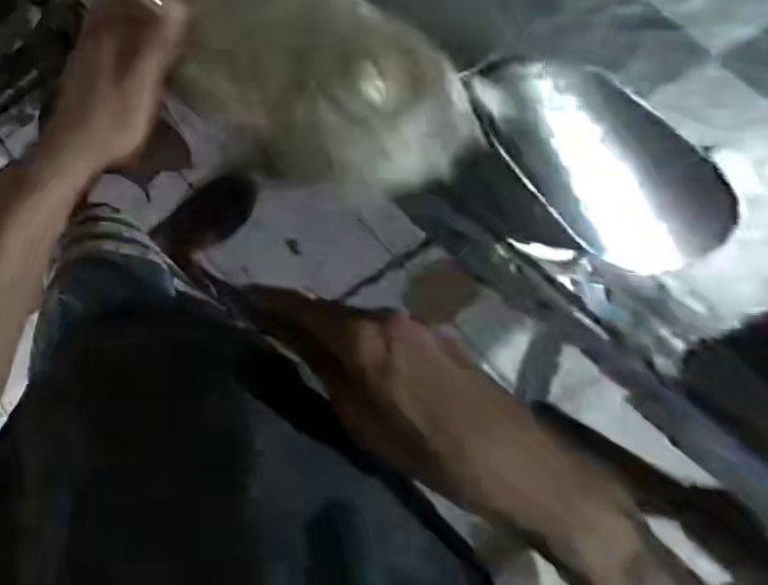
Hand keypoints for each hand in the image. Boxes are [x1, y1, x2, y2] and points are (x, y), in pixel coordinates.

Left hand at [34, 0, 216, 185]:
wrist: (70, 147)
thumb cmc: (109, 123)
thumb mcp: (139, 88)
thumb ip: (155, 46)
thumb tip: (176, 4)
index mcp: (110, 32)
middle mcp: (97, 27)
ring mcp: (90, 38)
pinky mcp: (89, 51)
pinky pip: (114, 10)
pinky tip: (150, 12)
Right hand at [248, 288, 664, 582]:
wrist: (533, 472)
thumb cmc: (434, 452)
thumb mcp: (361, 418)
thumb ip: (319, 366)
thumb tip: (283, 333)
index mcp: (360, 334)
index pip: (294, 304)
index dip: (261, 298)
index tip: (234, 294)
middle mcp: (383, 315)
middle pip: (323, 309)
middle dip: (293, 315)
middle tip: (266, 326)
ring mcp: (413, 323)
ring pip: (352, 319)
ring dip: (328, 328)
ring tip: (310, 348)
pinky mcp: (436, 337)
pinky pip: (380, 329)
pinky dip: (358, 337)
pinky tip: (359, 360)